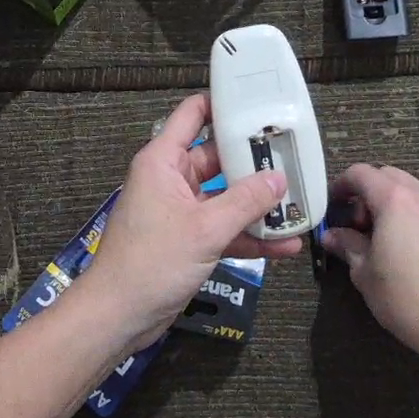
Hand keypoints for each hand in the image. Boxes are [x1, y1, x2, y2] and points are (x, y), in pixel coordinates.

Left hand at [72, 93, 302, 351]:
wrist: (119, 316)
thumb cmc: (153, 260)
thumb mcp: (205, 228)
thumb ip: (245, 202)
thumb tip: (279, 178)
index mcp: (164, 160)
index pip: (193, 114)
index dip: (224, 103)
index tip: (260, 101)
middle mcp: (172, 179)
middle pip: (218, 157)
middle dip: (255, 160)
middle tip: (296, 156)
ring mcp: (180, 211)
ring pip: (226, 197)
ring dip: (257, 203)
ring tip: (299, 202)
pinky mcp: (189, 240)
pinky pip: (224, 228)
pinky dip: (249, 235)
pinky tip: (286, 245)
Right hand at [320, 163, 418, 360]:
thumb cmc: (406, 298)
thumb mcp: (365, 273)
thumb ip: (347, 245)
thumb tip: (332, 236)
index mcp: (395, 199)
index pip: (361, 173)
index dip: (340, 185)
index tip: (331, 206)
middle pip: (386, 175)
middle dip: (365, 191)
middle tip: (355, 224)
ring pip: (408, 188)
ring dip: (388, 201)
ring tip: (378, 235)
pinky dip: (407, 212)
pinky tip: (402, 245)